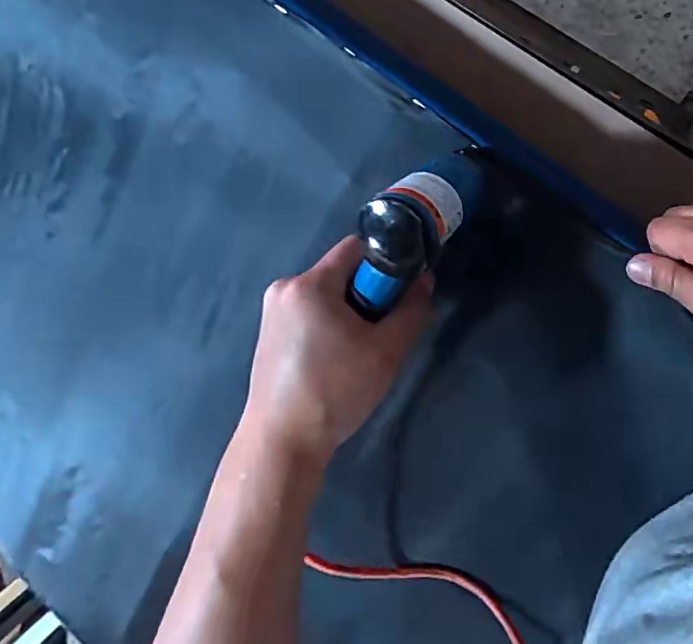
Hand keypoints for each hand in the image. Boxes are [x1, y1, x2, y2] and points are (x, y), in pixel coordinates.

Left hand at [242, 236, 431, 462]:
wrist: (282, 443)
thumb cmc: (334, 391)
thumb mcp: (385, 352)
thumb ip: (410, 311)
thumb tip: (425, 279)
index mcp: (310, 283)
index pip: (355, 248)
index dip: (383, 266)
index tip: (395, 298)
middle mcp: (285, 286)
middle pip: (339, 272)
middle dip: (364, 294)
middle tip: (376, 334)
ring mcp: (272, 310)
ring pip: (324, 294)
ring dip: (346, 312)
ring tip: (354, 353)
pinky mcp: (267, 332)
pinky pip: (307, 312)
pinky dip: (326, 325)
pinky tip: (332, 361)